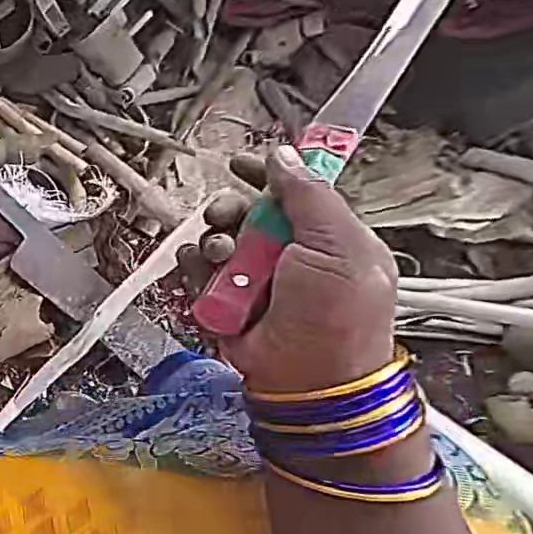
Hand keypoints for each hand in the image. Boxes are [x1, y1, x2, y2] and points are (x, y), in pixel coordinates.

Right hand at [183, 146, 397, 393]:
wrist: (307, 376)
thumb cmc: (337, 315)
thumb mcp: (338, 247)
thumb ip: (310, 199)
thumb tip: (285, 156)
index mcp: (324, 236)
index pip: (291, 193)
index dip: (265, 175)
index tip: (241, 164)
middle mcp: (284, 253)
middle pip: (242, 212)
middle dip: (229, 211)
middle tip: (226, 218)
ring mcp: (250, 276)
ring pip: (214, 238)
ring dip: (214, 244)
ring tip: (225, 261)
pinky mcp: (220, 297)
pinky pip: (194, 268)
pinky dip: (194, 268)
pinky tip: (206, 277)